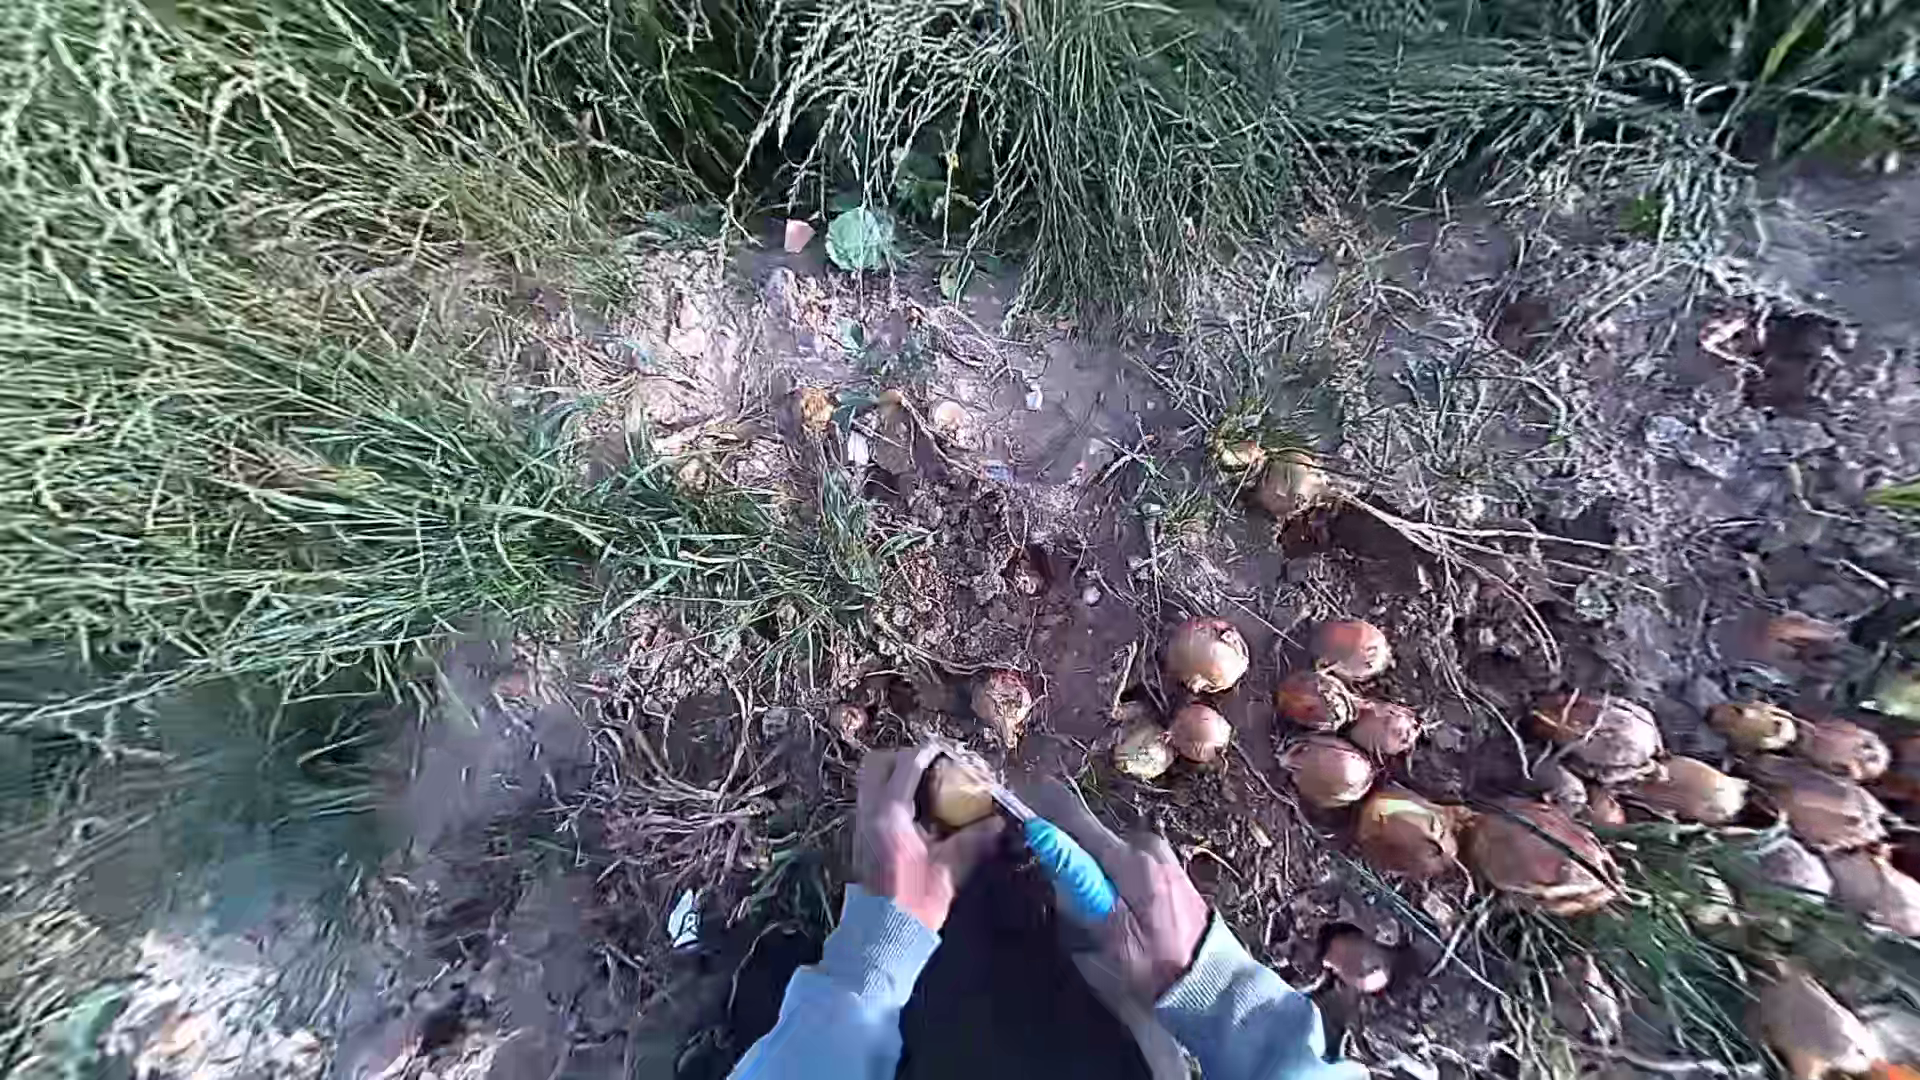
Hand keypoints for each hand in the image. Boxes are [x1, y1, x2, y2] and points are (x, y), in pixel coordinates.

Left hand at [853, 744, 1004, 931]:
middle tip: (928, 766)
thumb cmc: (914, 902)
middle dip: (902, 757)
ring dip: (893, 774)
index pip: (907, 764)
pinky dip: (889, 793)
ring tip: (922, 786)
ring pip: (870, 780)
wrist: (881, 937)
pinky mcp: (860, 836)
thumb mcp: (948, 869)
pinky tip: (913, 810)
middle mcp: (870, 811)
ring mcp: (860, 823)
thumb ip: (973, 841)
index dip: (927, 752)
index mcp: (890, 813)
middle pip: (877, 763)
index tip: (945, 751)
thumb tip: (998, 823)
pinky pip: (871, 798)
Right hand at [1030, 781, 1210, 1001]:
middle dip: (1071, 857)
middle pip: (1089, 835)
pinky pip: (1122, 857)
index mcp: (1131, 858)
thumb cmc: (1157, 968)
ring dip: (1091, 869)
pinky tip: (1120, 907)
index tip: (1020, 805)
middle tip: (1071, 903)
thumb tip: (1043, 834)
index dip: (1045, 810)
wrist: (1214, 989)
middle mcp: (1145, 843)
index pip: (1076, 819)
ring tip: (1099, 914)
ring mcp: (1158, 850)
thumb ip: (1077, 881)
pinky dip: (1109, 873)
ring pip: (1105, 848)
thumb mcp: (1112, 934)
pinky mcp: (1164, 862)